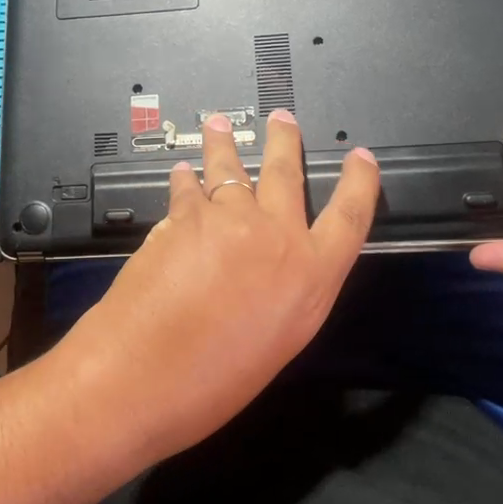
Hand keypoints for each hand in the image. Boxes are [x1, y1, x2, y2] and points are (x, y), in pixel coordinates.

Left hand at [53, 109, 380, 455]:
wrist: (140, 376)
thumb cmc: (211, 385)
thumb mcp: (273, 342)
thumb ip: (280, 294)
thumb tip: (266, 269)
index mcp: (311, 278)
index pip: (351, 216)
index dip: (360, 183)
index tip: (362, 156)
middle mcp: (277, 237)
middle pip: (288, 173)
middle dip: (286, 141)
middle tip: (283, 119)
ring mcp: (229, 218)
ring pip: (233, 168)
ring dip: (226, 144)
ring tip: (218, 125)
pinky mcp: (184, 213)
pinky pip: (189, 187)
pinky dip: (186, 178)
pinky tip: (181, 173)